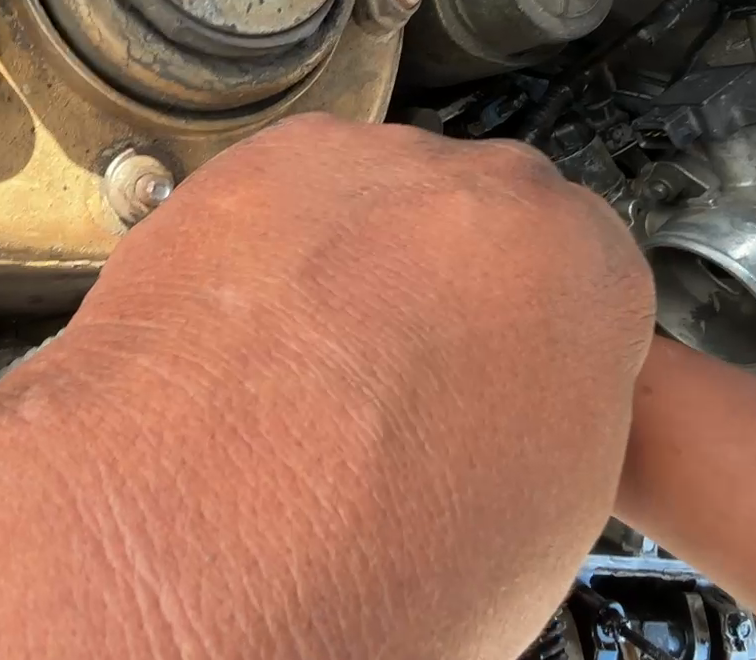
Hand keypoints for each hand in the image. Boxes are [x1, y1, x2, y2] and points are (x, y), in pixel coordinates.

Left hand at [0, 115, 656, 659]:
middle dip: (469, 285)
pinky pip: (286, 199)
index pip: (597, 252)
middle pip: (486, 209)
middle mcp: (446, 192)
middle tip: (416, 379)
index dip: (565, 324)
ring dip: (367, 270)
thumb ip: (526, 425)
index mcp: (558, 274)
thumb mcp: (512, 520)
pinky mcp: (223, 182)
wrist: (159, 583)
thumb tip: (509, 408)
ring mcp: (333, 173)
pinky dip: (289, 257)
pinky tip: (255, 344)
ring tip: (323, 377)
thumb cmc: (347, 579)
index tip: (521, 365)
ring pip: (381, 195)